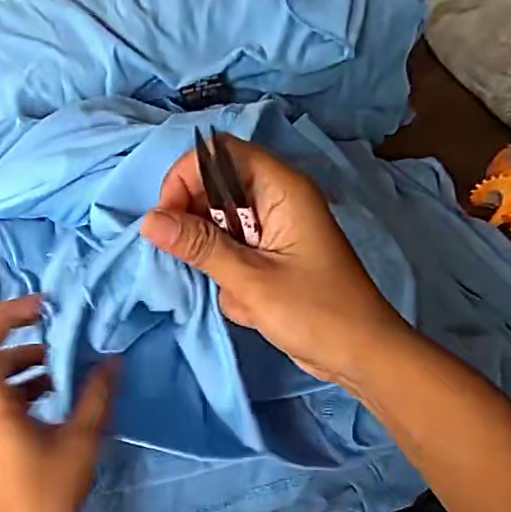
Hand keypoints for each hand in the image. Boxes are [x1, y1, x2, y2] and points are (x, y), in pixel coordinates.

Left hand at [0, 295, 115, 511]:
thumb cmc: (49, 494)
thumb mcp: (81, 441)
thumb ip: (97, 396)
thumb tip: (112, 361)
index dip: (7, 314)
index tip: (44, 308)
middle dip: (10, 328)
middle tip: (47, 322)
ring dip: (18, 355)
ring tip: (57, 359)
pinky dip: (19, 378)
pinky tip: (52, 389)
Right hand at [139, 136, 410, 386]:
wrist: (361, 356)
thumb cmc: (316, 313)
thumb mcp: (251, 281)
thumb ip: (200, 246)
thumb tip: (149, 221)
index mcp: (282, 189)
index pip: (219, 155)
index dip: (186, 179)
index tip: (168, 220)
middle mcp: (276, 201)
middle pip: (215, 189)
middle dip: (198, 226)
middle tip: (195, 262)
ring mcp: (273, 232)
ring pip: (219, 227)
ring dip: (216, 259)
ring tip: (238, 289)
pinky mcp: (270, 259)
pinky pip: (232, 254)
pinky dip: (231, 279)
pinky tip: (252, 304)